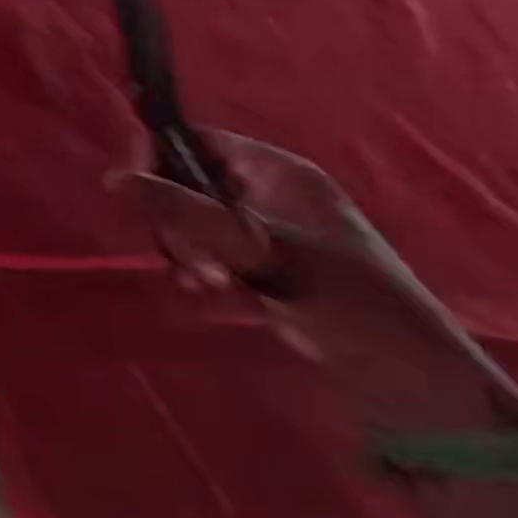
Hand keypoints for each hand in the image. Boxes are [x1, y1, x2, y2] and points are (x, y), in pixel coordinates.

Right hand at [119, 130, 517, 433]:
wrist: (406, 378)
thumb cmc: (342, 298)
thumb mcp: (255, 248)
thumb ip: (179, 209)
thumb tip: (111, 177)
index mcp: (276, 170)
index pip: (192, 139)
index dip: (155, 159)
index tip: (136, 196)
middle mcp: (264, 190)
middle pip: (182, 181)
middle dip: (175, 222)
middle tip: (195, 261)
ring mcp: (260, 226)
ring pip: (187, 220)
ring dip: (185, 252)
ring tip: (208, 285)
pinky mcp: (257, 260)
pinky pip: (202, 248)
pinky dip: (197, 269)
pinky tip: (210, 293)